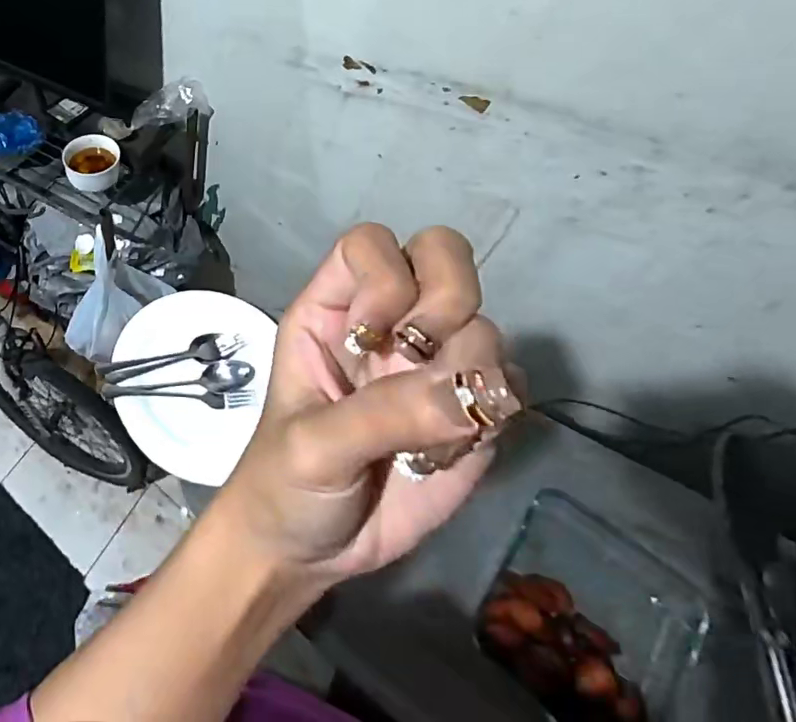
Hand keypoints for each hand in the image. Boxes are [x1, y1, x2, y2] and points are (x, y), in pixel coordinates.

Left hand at [212, 224, 511, 584]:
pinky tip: (453, 452)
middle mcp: (386, 324)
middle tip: (417, 359)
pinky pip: (511, 386)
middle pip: (443, 260)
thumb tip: (467, 395)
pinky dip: (496, 413)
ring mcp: (432, 365)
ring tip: (425, 434)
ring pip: (485, 326)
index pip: (369, 244)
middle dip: (444, 304)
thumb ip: (381, 415)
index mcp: (331, 312)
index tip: (372, 340)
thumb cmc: (285, 482)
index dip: (384, 277)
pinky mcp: (470, 413)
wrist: (306, 550)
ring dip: (470, 375)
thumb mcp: (313, 445)